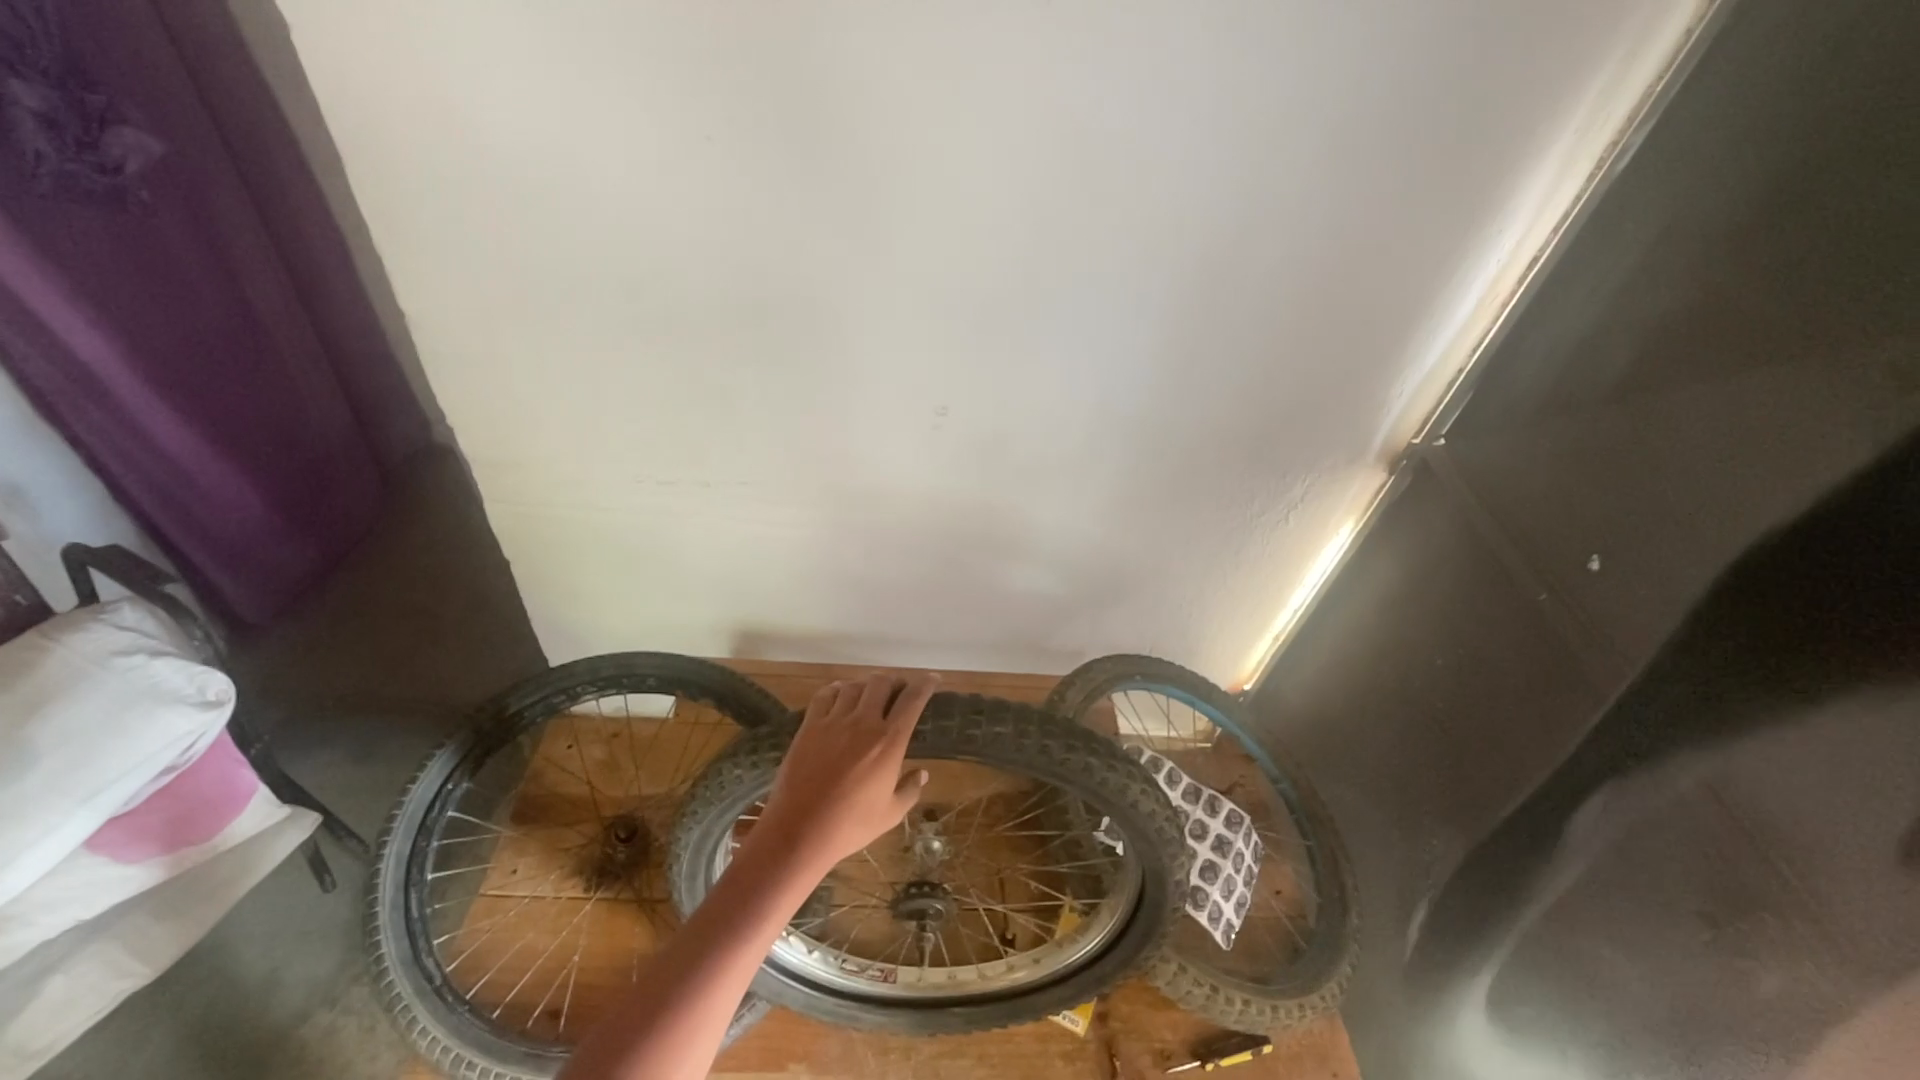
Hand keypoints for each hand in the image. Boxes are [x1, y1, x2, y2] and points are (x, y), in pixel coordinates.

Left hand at [755, 672, 938, 874]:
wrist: (800, 830)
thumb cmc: (850, 826)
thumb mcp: (891, 814)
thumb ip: (910, 790)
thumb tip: (922, 773)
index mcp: (889, 742)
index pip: (912, 700)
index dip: (925, 684)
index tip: (932, 679)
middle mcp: (864, 723)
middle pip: (882, 682)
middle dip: (894, 681)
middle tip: (898, 690)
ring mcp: (833, 721)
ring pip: (854, 685)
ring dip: (866, 685)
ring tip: (869, 694)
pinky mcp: (809, 726)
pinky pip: (824, 695)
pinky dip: (836, 689)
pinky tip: (839, 694)